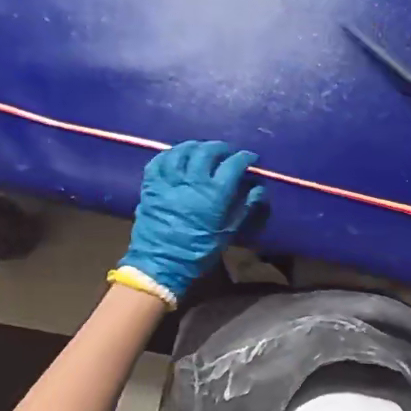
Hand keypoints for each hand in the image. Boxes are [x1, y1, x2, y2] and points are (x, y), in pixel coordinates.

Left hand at [119, 141, 267, 299]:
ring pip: (183, 150)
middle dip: (221, 148)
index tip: (251, 158)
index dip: (246, 157)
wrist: (161, 264)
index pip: (234, 164)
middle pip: (209, 151)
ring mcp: (170, 180)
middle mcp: (193, 181)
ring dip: (196, 146)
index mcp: (215, 194)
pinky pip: (160, 160)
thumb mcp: (228, 232)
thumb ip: (245, 207)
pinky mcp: (151, 184)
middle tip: (227, 152)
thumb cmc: (199, 251)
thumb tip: (258, 187)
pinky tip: (177, 156)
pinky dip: (170, 154)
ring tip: (203, 150)